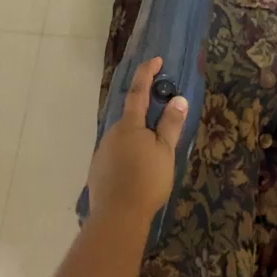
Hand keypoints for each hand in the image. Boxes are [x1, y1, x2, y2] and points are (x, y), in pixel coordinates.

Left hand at [87, 58, 188, 228]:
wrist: (117, 217)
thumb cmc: (147, 180)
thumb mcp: (166, 151)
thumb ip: (171, 124)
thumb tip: (178, 98)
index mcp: (130, 124)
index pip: (139, 91)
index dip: (147, 73)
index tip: (156, 60)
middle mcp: (112, 133)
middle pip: (131, 117)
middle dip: (147, 117)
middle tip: (165, 128)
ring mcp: (102, 151)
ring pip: (124, 138)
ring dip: (138, 140)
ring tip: (154, 159)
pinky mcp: (98, 170)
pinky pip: (116, 154)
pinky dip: (128, 156)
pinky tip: (137, 173)